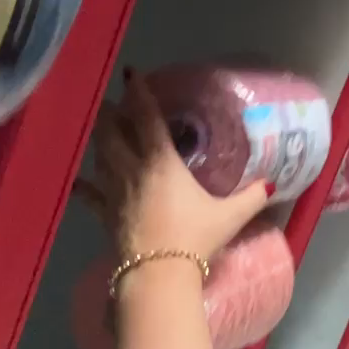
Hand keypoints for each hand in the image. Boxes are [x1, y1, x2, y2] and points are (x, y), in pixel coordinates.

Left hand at [76, 69, 270, 263]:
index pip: (147, 119)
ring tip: (103, 131)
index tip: (133, 74)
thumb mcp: (231, 216)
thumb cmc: (195, 237)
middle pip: (113, 132)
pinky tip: (79, 181)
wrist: (158, 273)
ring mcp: (114, 192)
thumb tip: (270, 185)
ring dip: (100, 141)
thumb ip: (250, 198)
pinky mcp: (106, 214)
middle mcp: (133, 169)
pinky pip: (90, 195)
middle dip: (111, 114)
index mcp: (163, 163)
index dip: (140, 94)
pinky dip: (85, 185)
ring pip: (100, 156)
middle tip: (113, 102)